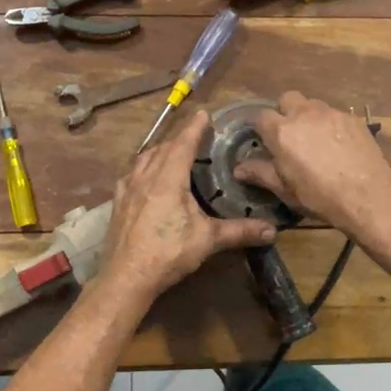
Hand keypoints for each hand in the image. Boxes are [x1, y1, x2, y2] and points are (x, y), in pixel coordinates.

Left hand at [99, 110, 276, 300]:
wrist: (127, 277)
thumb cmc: (168, 253)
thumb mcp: (208, 240)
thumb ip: (239, 231)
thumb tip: (272, 230)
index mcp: (168, 179)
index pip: (183, 144)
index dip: (195, 128)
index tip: (204, 113)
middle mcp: (145, 177)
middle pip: (162, 148)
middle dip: (179, 137)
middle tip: (194, 133)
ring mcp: (127, 189)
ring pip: (143, 158)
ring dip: (159, 150)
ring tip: (171, 150)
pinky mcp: (118, 203)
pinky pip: (131, 174)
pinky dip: (142, 167)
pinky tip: (144, 175)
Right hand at [233, 91, 390, 231]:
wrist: (366, 195)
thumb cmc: (319, 196)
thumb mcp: (285, 189)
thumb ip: (260, 173)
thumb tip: (238, 169)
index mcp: (282, 131)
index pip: (261, 116)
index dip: (261, 127)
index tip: (265, 140)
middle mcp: (304, 114)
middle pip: (287, 98)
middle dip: (285, 112)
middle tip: (290, 135)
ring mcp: (331, 113)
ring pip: (312, 104)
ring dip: (308, 116)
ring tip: (316, 140)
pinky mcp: (352, 118)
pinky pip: (334, 114)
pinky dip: (330, 124)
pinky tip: (338, 145)